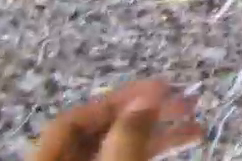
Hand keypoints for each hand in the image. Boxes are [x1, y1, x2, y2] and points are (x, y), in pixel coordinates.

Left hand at [28, 80, 201, 160]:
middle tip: (188, 103)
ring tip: (197, 126)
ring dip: (158, 131)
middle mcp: (56, 160)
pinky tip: (181, 140)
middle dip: (144, 113)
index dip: (118, 99)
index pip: (73, 119)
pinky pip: (120, 157)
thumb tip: (152, 93)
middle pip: (97, 129)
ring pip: (114, 144)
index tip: (165, 88)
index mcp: (45, 158)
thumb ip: (126, 137)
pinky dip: (150, 147)